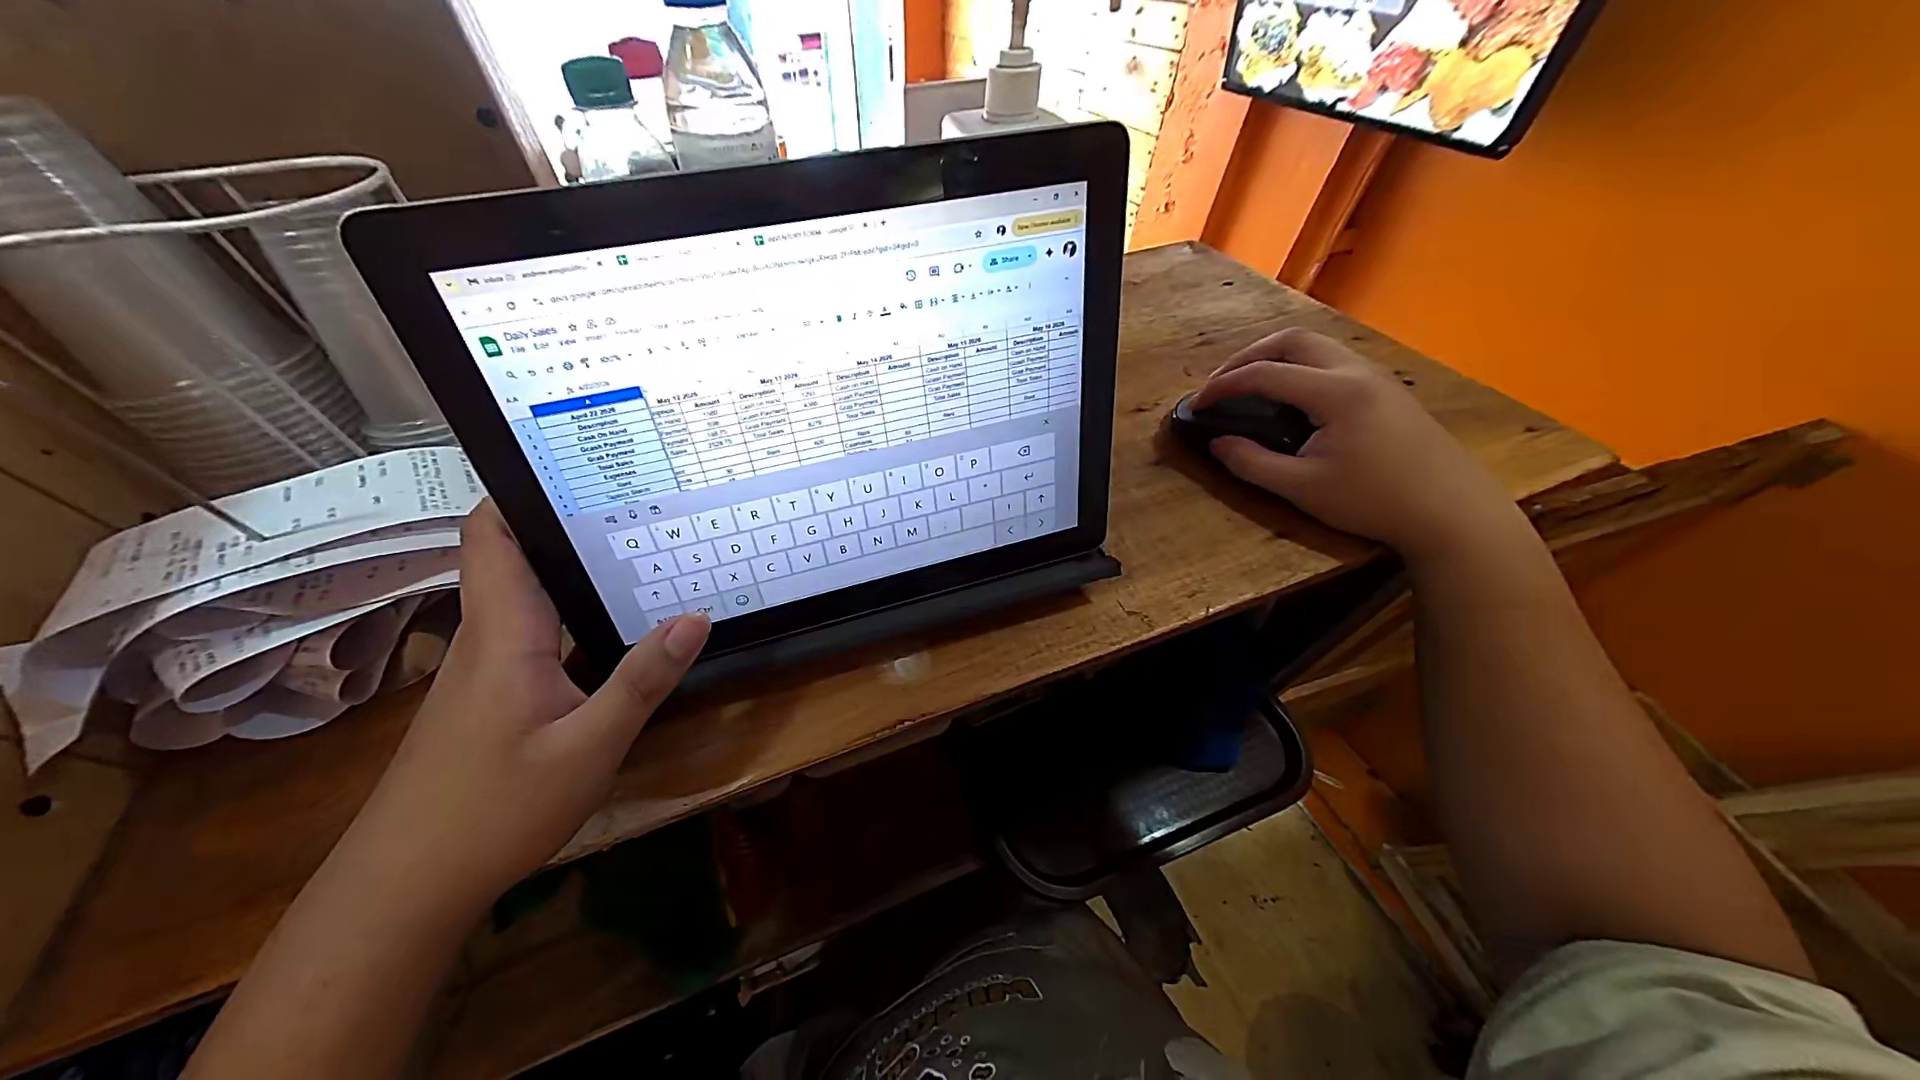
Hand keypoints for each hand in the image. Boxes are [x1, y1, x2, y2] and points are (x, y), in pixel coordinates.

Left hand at [339, 500, 709, 912]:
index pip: (491, 535)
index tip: (580, 466)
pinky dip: (568, 609)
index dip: (520, 490)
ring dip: (571, 565)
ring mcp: (483, 667)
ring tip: (640, 546)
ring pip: (524, 593)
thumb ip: (642, 680)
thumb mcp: (589, 748)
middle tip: (640, 501)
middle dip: (568, 521)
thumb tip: (695, 617)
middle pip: (513, 555)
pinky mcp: (489, 695)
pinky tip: (611, 623)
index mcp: (504, 633)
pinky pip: (529, 628)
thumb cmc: (493, 811)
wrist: (404, 887)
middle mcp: (487, 637)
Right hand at [1195, 328, 1529, 564]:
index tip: (1197, 404)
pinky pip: (1331, 360)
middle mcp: (1356, 371)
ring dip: (1275, 357)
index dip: (1223, 385)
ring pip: (1315, 346)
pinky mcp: (1385, 389)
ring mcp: (1376, 376)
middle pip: (1292, 340)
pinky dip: (1298, 367)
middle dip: (1247, 356)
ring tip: (1248, 386)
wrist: (1451, 511)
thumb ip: (1252, 463)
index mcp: (1335, 392)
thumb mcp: (1302, 488)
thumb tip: (1218, 443)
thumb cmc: (1374, 501)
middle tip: (1220, 384)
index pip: (1265, 374)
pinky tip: (1289, 396)